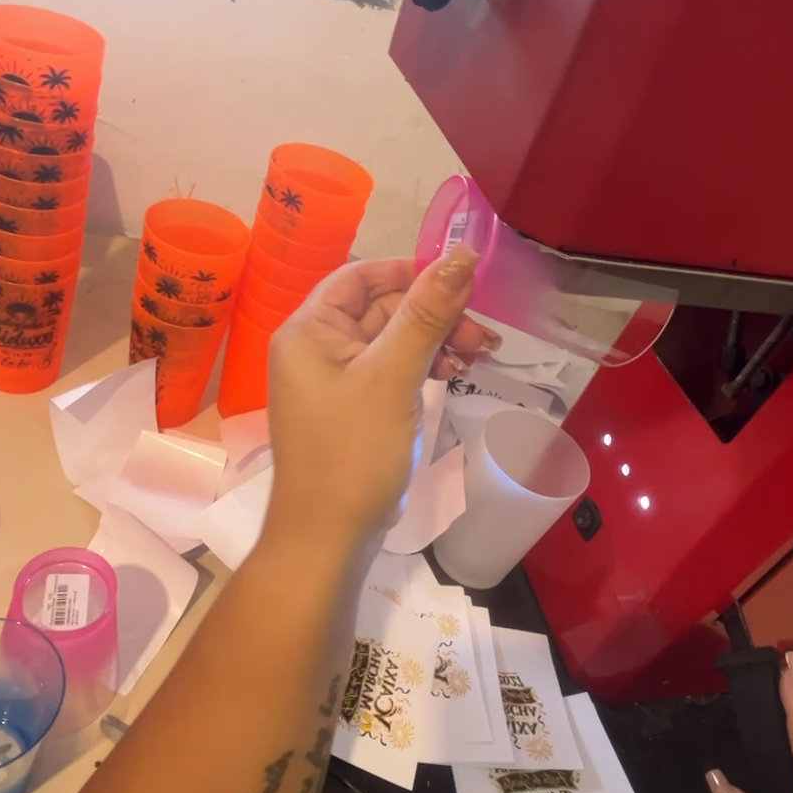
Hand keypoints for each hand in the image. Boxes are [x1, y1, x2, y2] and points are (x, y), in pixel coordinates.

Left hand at [265, 247, 497, 544]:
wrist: (331, 535)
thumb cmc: (354, 451)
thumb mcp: (393, 376)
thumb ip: (427, 314)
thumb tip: (462, 257)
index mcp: (310, 330)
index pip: (361, 276)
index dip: (410, 271)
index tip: (460, 280)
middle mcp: (318, 347)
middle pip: (383, 308)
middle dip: (435, 315)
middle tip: (482, 335)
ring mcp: (337, 378)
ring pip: (394, 339)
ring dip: (436, 340)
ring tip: (477, 355)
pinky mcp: (356, 404)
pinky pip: (393, 368)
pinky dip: (424, 366)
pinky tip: (454, 372)